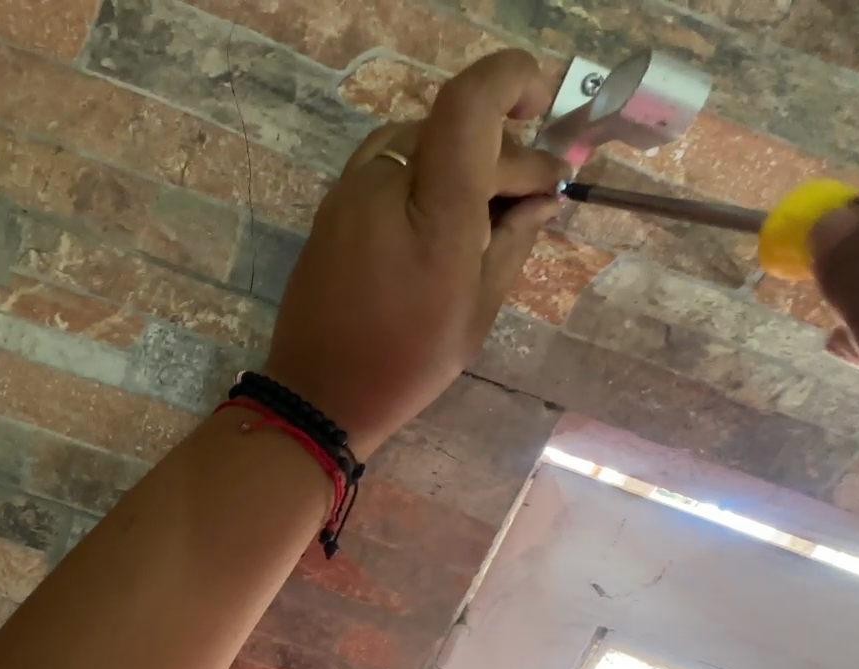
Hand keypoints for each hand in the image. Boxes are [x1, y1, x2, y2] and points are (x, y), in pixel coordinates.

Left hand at [264, 50, 569, 457]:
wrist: (318, 395)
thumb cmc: (406, 363)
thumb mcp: (475, 311)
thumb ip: (511, 241)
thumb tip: (540, 198)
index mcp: (433, 209)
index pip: (470, 103)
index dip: (511, 82)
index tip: (540, 109)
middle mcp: (383, 184)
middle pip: (450, 128)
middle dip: (500, 152)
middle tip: (531, 199)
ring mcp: (346, 195)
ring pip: (414, 141)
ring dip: (455, 160)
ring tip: (483, 209)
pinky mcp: (327, 212)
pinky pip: (383, 167)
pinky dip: (418, 174)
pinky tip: (435, 216)